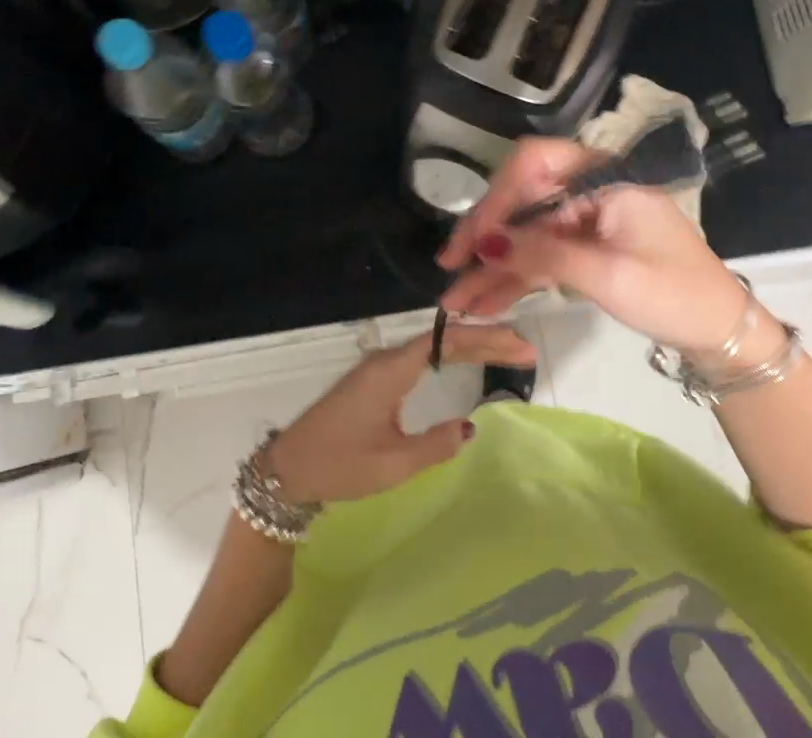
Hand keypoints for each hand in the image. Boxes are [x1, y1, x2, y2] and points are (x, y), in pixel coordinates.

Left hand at [266, 325, 535, 503]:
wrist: (286, 471)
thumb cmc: (340, 465)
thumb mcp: (393, 464)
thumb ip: (436, 445)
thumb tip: (471, 428)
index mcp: (391, 371)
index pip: (447, 341)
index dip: (487, 340)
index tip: (522, 348)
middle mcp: (385, 361)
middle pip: (442, 340)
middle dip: (485, 341)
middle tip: (525, 350)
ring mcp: (376, 370)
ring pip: (431, 348)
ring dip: (468, 347)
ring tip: (505, 352)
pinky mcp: (371, 383)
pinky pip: (418, 360)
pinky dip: (447, 358)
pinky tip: (462, 363)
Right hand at [437, 138, 749, 353]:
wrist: (721, 331)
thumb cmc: (674, 295)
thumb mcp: (607, 275)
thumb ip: (543, 255)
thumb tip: (486, 244)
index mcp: (604, 179)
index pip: (534, 166)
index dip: (497, 199)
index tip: (474, 240)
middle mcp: (590, 191)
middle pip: (522, 201)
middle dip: (484, 236)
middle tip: (449, 268)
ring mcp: (586, 222)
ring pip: (526, 235)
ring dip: (492, 267)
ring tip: (455, 300)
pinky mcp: (585, 249)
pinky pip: (540, 257)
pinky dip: (514, 279)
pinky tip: (483, 302)